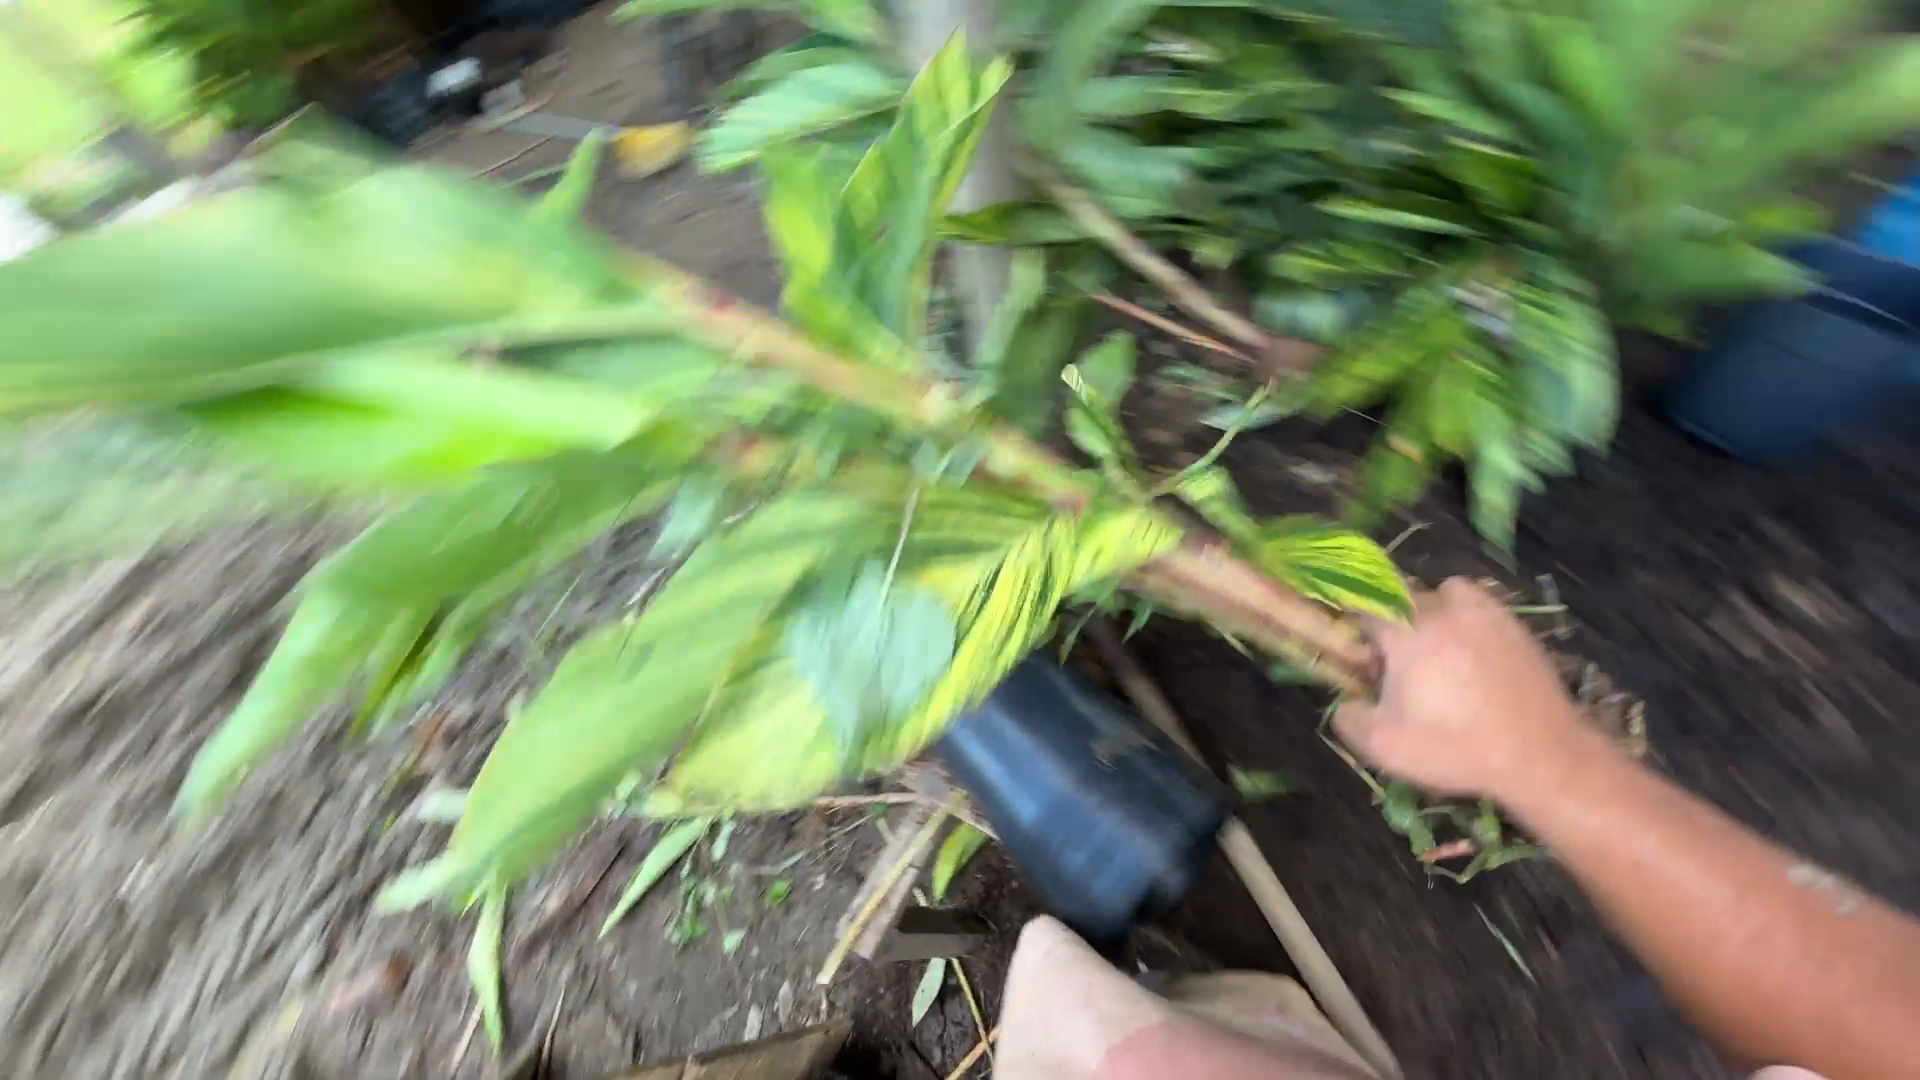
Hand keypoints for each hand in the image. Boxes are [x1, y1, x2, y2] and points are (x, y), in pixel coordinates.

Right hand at [1333, 578, 1595, 800]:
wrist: (1544, 759)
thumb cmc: (1456, 747)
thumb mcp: (1383, 745)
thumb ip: (1348, 717)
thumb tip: (1346, 702)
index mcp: (1407, 632)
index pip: (1364, 605)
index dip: (1356, 628)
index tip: (1363, 656)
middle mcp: (1444, 612)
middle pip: (1402, 595)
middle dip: (1392, 622)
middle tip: (1399, 663)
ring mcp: (1485, 615)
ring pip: (1445, 591)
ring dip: (1433, 609)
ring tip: (1437, 646)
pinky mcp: (1517, 628)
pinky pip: (1481, 606)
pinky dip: (1468, 618)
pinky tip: (1472, 653)